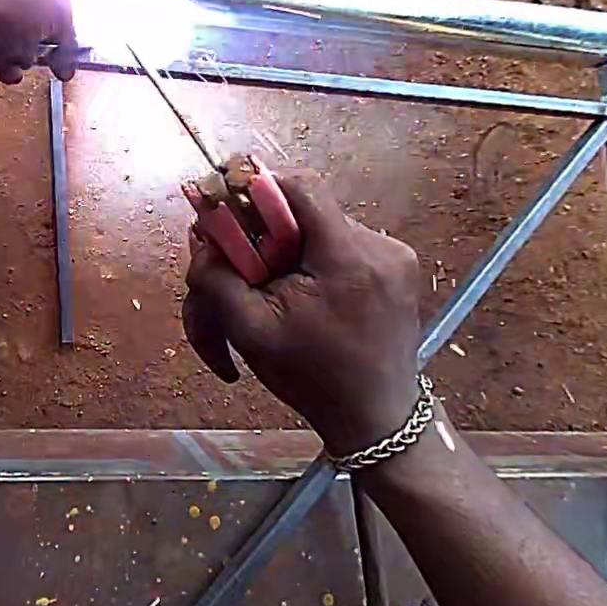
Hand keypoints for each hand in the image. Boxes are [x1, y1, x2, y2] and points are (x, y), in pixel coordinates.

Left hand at [0, 0, 79, 82]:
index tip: (65, 54)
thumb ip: (70, 35)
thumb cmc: (11, 6)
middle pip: (34, 19)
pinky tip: (4, 71)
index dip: (64, 28)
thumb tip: (66, 59)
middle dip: (40, 43)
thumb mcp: (59, 16)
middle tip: (43, 58)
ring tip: (17, 64)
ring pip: (11, 34)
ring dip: (19, 54)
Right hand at [181, 172, 425, 454]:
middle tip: (257, 266)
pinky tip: (318, 295)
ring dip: (300, 247)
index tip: (240, 216)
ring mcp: (397, 255)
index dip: (263, 191)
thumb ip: (217, 278)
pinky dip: (324, 258)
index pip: (302, 186)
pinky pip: (349, 243)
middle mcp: (379, 245)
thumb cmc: (310, 378)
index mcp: (346, 257)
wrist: (376, 419)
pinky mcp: (404, 267)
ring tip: (289, 290)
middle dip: (277, 230)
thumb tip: (203, 237)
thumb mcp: (249, 332)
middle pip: (312, 209)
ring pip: (328, 225)